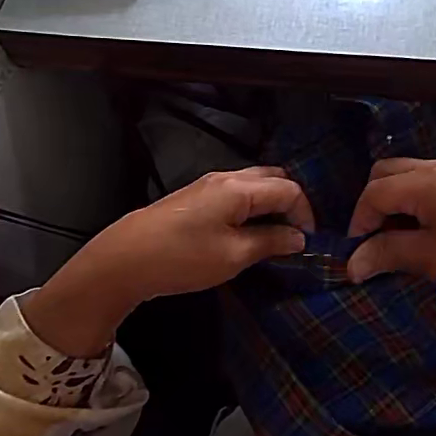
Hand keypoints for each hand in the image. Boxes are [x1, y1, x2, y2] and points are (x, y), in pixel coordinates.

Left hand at [22, 167, 314, 355]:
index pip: (289, 189)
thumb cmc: (184, 257)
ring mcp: (207, 185)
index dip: (306, 214)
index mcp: (239, 187)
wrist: (127, 257)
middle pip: (272, 178)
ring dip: (270, 205)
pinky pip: (236, 193)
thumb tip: (299, 237)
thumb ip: (270, 242)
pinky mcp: (195, 197)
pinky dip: (252, 207)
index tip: (308, 244)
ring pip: (253, 184)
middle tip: (296, 236)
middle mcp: (225, 177)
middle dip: (290, 203)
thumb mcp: (233, 255)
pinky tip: (250, 231)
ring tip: (276, 237)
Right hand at [345, 157, 435, 391]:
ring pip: (406, 173)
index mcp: (426, 181)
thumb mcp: (431, 259)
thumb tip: (351, 265)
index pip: (374, 192)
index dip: (358, 221)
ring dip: (392, 199)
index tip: (357, 251)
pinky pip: (427, 178)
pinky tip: (423, 226)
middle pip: (385, 173)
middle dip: (371, 203)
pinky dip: (412, 197)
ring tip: (398, 235)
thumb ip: (386, 254)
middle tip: (374, 238)